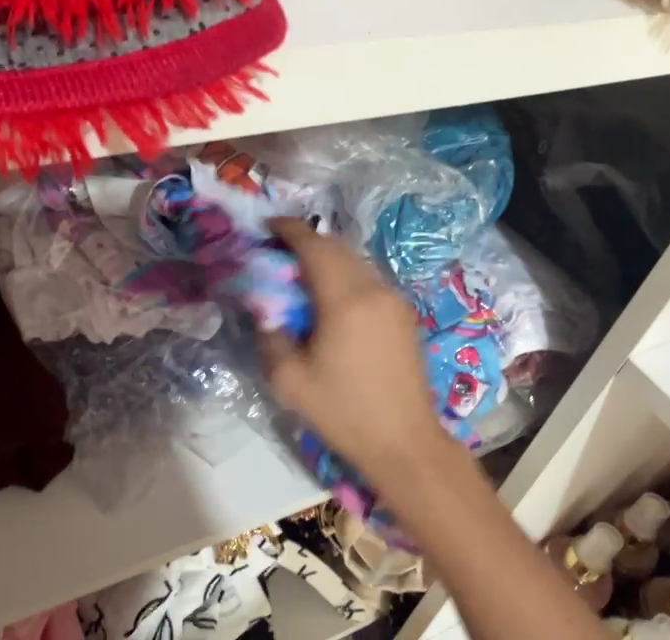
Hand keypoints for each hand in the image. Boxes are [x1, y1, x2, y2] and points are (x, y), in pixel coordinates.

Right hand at [260, 217, 457, 483]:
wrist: (405, 443)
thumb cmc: (344, 412)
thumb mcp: (289, 380)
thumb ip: (270, 335)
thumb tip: (265, 308)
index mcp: (344, 301)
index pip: (313, 246)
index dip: (288, 230)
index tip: (266, 227)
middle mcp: (373, 289)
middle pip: (336, 245)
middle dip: (305, 240)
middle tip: (277, 250)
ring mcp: (393, 299)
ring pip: (354, 259)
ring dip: (326, 256)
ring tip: (300, 272)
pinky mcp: (403, 313)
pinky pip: (368, 277)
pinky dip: (344, 273)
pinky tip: (329, 295)